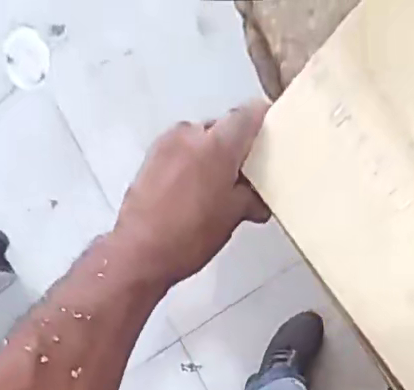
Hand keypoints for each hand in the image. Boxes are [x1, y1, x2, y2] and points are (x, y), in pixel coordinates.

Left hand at [114, 102, 271, 287]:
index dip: (262, 120)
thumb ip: (249, 200)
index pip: (246, 116)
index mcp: (217, 145)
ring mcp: (168, 142)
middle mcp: (192, 134)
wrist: (142, 249)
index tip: (271, 131)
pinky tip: (197, 192)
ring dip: (214, 157)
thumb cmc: (191, 235)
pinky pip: (182, 151)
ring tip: (220, 189)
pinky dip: (194, 164)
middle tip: (248, 174)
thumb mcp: (231, 218)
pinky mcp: (152, 156)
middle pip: (223, 128)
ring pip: (201, 140)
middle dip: (237, 147)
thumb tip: (258, 202)